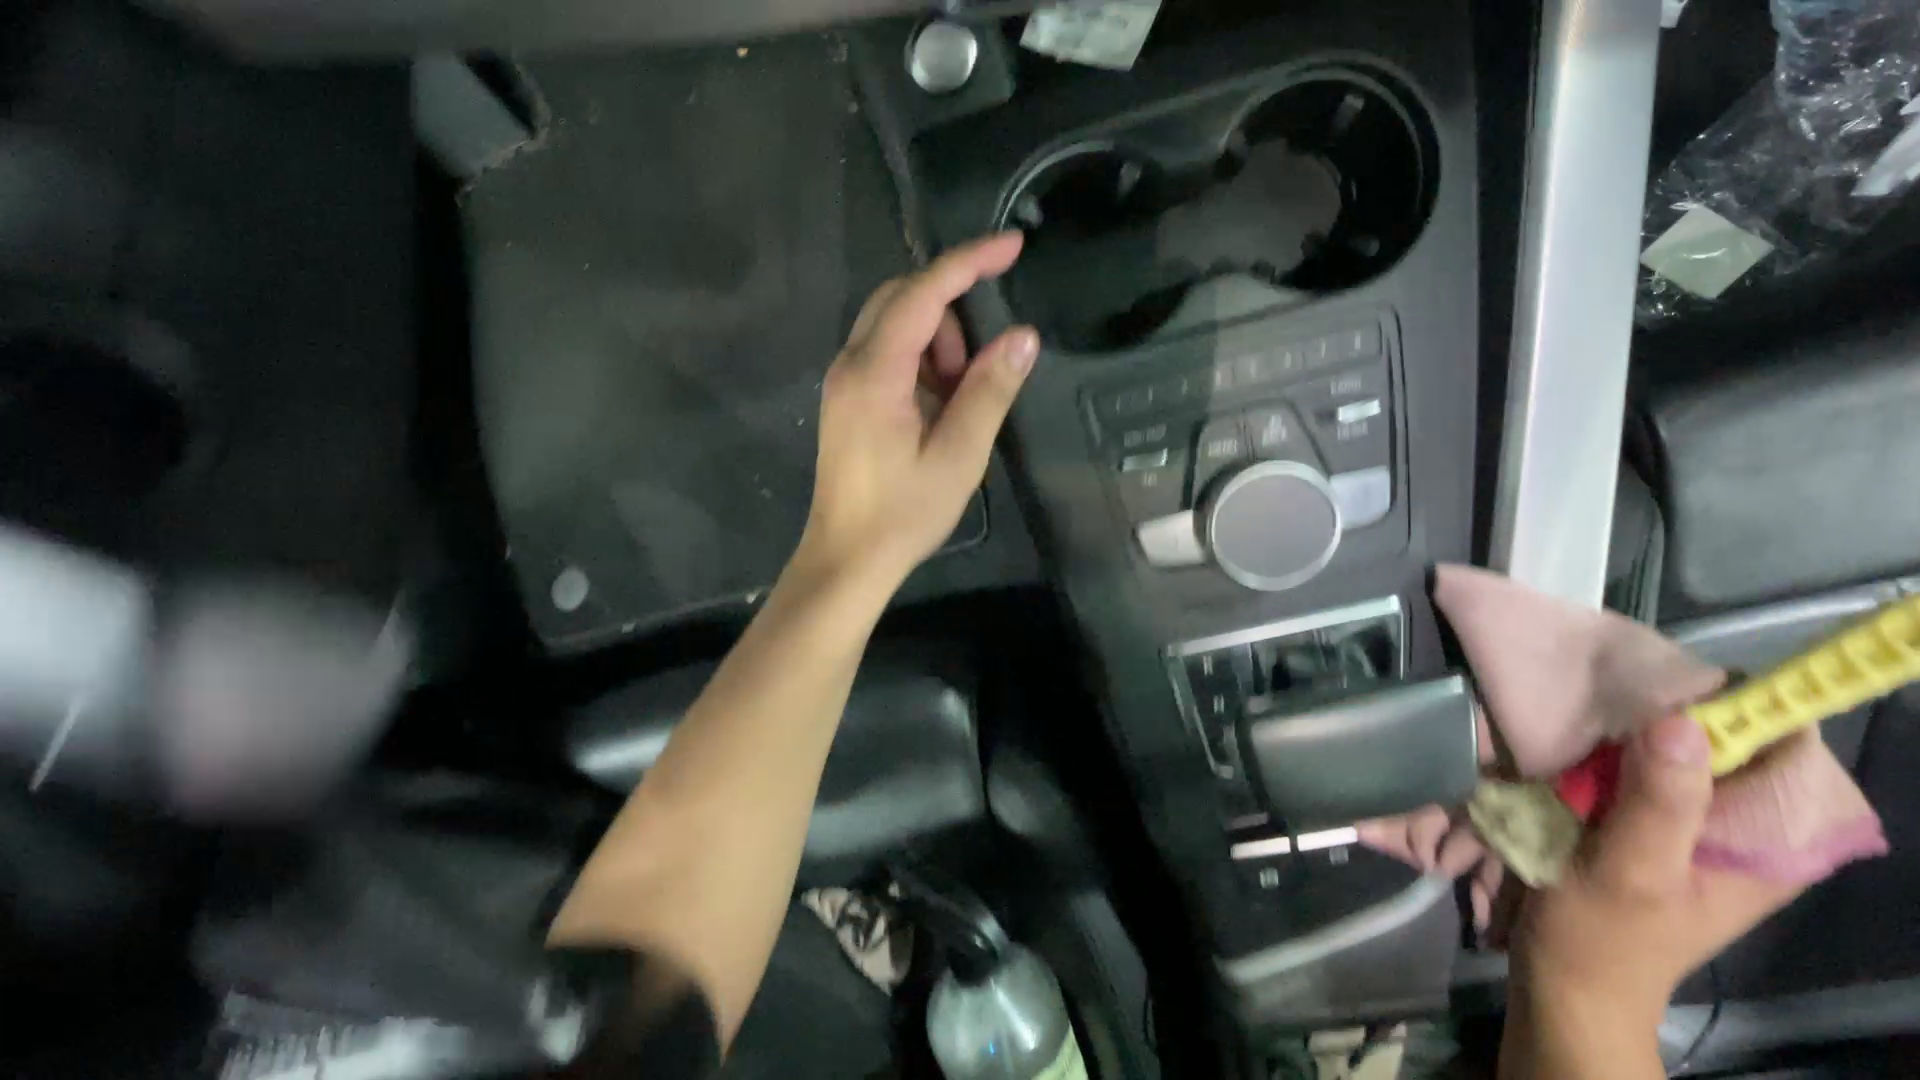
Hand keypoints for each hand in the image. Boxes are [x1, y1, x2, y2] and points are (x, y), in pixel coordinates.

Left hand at [794, 232, 1038, 590]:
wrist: (847, 557)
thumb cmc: (904, 514)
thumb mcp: (959, 456)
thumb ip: (989, 391)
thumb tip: (1023, 337)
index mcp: (875, 373)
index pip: (922, 293)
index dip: (968, 262)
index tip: (1012, 246)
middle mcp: (850, 363)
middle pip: (901, 297)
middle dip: (950, 311)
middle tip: (978, 367)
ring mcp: (843, 379)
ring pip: (893, 323)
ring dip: (936, 340)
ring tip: (957, 399)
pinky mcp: (847, 397)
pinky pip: (886, 351)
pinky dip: (920, 360)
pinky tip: (937, 405)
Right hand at [1512, 713, 1807, 1023]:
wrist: (1563, 985)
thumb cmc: (1600, 936)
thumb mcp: (1629, 871)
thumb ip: (1660, 801)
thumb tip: (1683, 720)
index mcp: (1770, 849)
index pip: (1792, 757)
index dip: (1747, 715)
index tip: (1677, 695)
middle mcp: (1748, 835)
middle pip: (1739, 751)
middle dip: (1682, 722)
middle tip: (1620, 711)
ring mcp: (1700, 833)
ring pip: (1689, 760)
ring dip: (1642, 740)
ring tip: (1595, 731)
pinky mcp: (1658, 832)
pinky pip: (1652, 776)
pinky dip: (1620, 760)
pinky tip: (1584, 759)